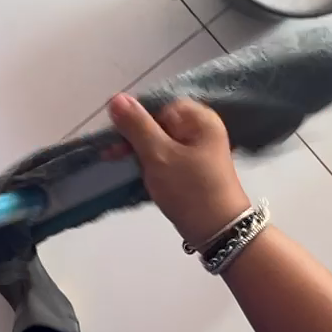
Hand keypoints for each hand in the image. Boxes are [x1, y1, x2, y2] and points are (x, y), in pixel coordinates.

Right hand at [107, 94, 251, 246]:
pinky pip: (165, 156)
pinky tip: (138, 174)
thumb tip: (115, 98)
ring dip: (139, 152)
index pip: (158, 105)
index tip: (115, 138)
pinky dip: (150, 163)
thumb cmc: (190, 190)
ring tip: (121, 165)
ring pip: (158, 141)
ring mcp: (198, 149)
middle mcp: (201, 129)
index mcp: (199, 118)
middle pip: (157, 122)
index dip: (134, 119)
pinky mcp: (193, 168)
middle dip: (134, 138)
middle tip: (112, 155)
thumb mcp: (158, 155)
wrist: (219, 233)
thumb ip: (136, 126)